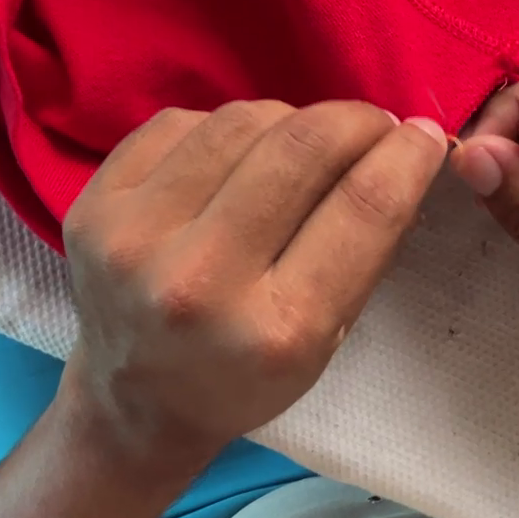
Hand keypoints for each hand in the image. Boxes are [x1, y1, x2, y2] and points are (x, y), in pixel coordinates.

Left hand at [60, 101, 449, 476]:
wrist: (135, 399)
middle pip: (300, 147)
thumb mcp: (326, 340)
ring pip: (240, 120)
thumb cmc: (244, 378)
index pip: (362, 208)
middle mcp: (198, 280)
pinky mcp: (92, 205)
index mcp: (274, 332)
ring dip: (290, 118)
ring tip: (302, 144)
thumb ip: (367, 248)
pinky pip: (180, 122)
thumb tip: (403, 150)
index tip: (426, 135)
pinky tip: (235, 157)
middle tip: (373, 124)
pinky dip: (225, 128)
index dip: (408, 156)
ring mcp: (132, 236)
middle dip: (355, 120)